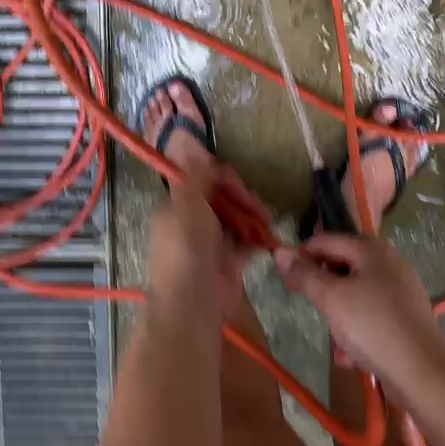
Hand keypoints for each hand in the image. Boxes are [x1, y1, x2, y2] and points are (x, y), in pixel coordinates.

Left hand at [146, 167, 264, 320]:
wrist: (193, 303)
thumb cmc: (187, 247)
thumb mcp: (189, 202)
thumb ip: (196, 175)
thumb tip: (190, 142)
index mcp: (175, 207)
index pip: (202, 182)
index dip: (224, 180)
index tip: (241, 186)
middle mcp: (190, 224)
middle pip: (221, 201)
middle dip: (243, 200)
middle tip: (261, 208)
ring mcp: (209, 245)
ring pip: (235, 221)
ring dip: (252, 218)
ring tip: (268, 222)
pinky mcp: (226, 264)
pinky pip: (244, 244)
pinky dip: (256, 240)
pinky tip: (269, 238)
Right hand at [274, 234, 444, 393]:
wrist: (424, 373)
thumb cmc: (372, 327)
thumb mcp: (330, 298)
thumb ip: (304, 274)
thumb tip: (279, 250)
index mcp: (371, 249)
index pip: (326, 241)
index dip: (302, 257)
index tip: (287, 280)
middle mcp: (389, 262)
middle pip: (343, 267)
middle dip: (324, 291)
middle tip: (314, 310)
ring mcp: (402, 290)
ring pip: (356, 295)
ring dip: (340, 316)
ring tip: (336, 341)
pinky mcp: (408, 317)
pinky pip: (373, 315)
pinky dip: (359, 330)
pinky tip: (353, 355)